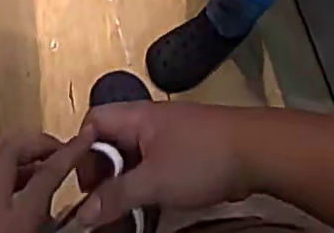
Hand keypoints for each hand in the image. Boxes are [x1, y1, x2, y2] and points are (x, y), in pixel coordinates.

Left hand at [0, 128, 93, 232]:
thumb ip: (70, 223)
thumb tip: (93, 203)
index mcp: (13, 217)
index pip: (48, 171)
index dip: (72, 150)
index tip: (89, 134)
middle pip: (10, 149)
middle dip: (38, 142)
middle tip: (60, 148)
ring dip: (25, 161)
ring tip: (47, 171)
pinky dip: (14, 181)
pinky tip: (28, 196)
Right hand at [74, 101, 252, 228]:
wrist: (252, 150)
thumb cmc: (200, 158)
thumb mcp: (153, 181)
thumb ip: (115, 196)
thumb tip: (81, 215)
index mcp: (137, 116)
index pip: (95, 120)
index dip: (82, 149)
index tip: (84, 185)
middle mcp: (148, 121)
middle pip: (109, 141)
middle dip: (99, 174)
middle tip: (99, 207)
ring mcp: (165, 137)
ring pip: (129, 158)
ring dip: (120, 185)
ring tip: (119, 216)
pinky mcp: (180, 153)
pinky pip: (148, 167)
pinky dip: (140, 187)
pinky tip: (143, 212)